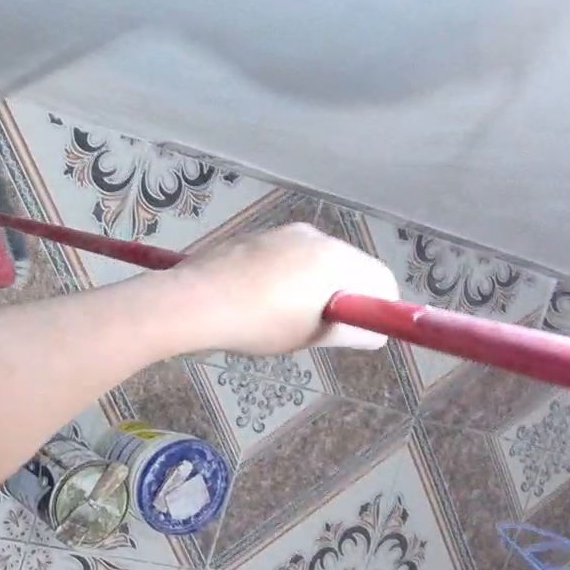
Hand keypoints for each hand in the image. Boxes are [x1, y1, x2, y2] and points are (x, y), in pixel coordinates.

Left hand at [166, 223, 399, 355]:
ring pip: (306, 261)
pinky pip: (274, 258)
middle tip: (311, 327)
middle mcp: (310, 236)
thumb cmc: (257, 322)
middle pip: (344, 266)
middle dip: (337, 295)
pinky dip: (274, 276)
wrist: (190, 302)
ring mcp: (274, 233)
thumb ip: (351, 332)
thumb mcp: (310, 335)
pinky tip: (249, 299)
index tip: (356, 330)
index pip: (379, 279)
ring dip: (303, 285)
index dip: (376, 307)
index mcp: (335, 256)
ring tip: (273, 316)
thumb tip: (373, 334)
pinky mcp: (244, 238)